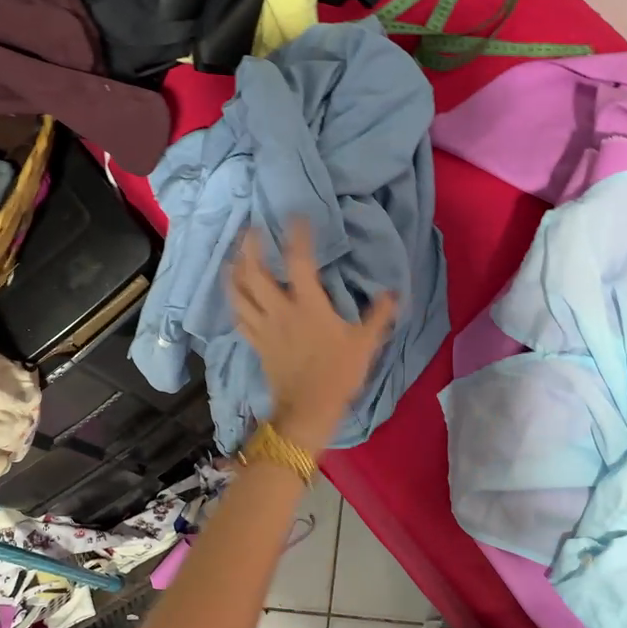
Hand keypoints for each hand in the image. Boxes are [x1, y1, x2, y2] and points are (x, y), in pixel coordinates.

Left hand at [228, 219, 398, 455]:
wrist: (308, 410)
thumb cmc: (339, 374)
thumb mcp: (365, 343)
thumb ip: (378, 315)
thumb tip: (392, 292)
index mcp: (308, 305)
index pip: (299, 262)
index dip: (297, 236)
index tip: (296, 217)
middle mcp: (280, 310)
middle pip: (255, 272)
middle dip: (250, 247)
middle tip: (250, 228)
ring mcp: (263, 327)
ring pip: (239, 293)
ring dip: (234, 271)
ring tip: (234, 256)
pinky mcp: (256, 343)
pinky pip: (239, 317)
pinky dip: (235, 301)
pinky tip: (235, 293)